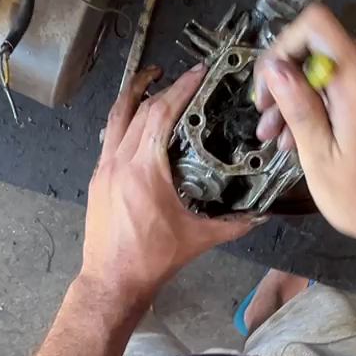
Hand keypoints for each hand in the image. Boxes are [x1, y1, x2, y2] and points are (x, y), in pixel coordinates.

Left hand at [80, 63, 256, 311]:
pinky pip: (108, 139)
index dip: (181, 89)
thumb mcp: (197, 239)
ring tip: (147, 81)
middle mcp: (119, 163)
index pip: (161, 114)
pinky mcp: (97, 180)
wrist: (112, 281)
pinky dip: (122, 122)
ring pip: (114, 119)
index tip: (197, 74)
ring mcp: (103, 170)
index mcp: (144, 170)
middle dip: (158, 86)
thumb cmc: (150, 260)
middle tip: (176, 75)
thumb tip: (259, 217)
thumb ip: (232, 224)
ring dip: (132, 96)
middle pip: (138, 109)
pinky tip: (135, 123)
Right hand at [254, 5, 355, 258]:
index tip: (268, 87)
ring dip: (298, 96)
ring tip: (277, 136)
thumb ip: (298, 106)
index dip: (281, 49)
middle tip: (266, 117)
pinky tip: (303, 137)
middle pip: (318, 47)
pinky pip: (344, 87)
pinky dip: (320, 105)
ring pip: (328, 69)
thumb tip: (275, 68)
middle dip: (285, 79)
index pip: (314, 25)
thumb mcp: (319, 157)